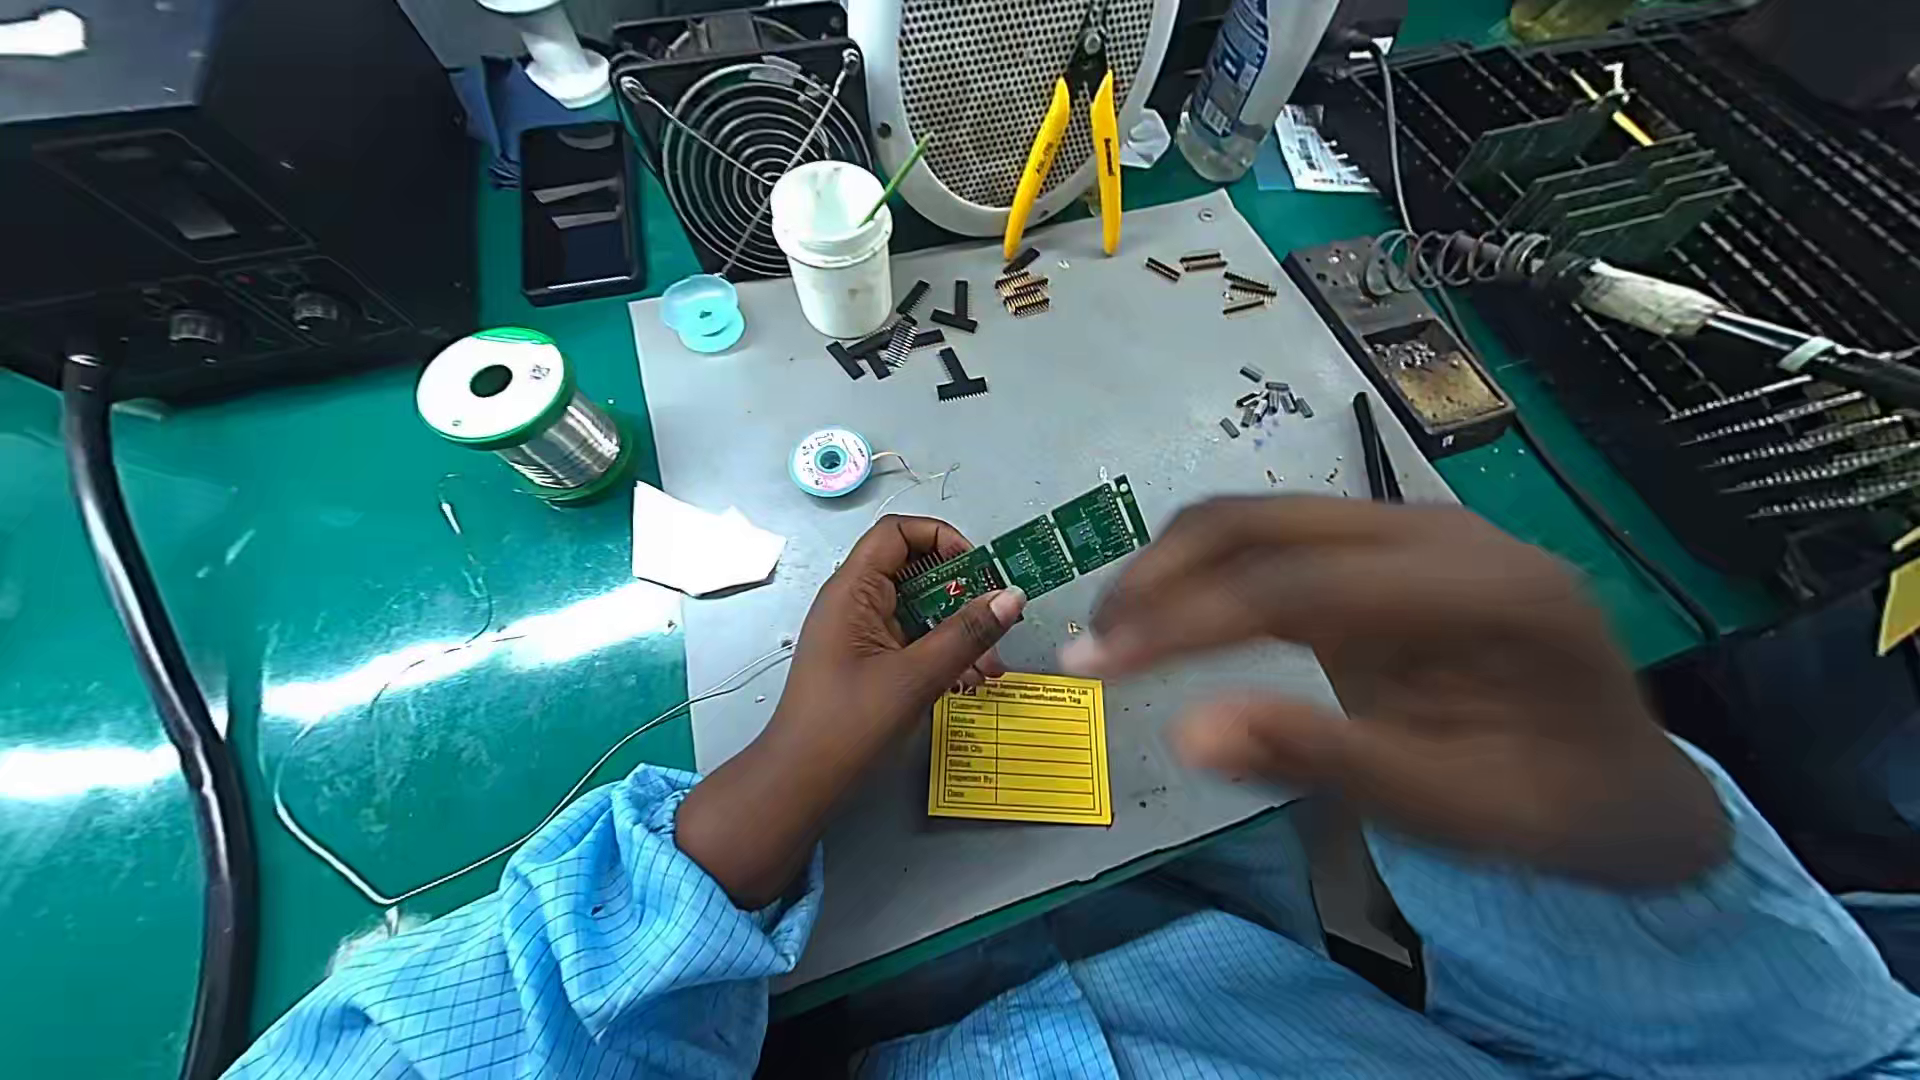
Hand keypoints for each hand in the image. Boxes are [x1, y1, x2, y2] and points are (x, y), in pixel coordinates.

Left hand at [771, 514, 1026, 755]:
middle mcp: (856, 602)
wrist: (801, 784)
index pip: (896, 533)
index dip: (940, 537)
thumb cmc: (847, 725)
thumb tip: (1010, 596)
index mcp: (853, 590)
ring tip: (990, 665)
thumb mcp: (916, 676)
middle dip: (961, 594)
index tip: (977, 568)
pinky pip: (915, 638)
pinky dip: (944, 651)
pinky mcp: (871, 658)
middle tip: (996, 618)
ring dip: (959, 630)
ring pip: (921, 609)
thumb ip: (967, 634)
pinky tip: (970, 678)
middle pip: (916, 571)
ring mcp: (863, 631)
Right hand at [1061, 496, 1727, 886]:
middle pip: (1256, 522)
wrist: (1619, 776)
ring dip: (1167, 563)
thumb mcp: (1450, 809)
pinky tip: (1169, 605)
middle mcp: (1432, 531)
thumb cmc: (1546, 804)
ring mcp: (1398, 524)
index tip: (1098, 662)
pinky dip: (1197, 564)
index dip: (1182, 621)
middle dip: (1157, 576)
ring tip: (1116, 623)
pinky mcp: (1368, 538)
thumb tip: (1186, 734)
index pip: (1291, 587)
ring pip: (1248, 514)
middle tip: (1095, 637)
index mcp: (1477, 592)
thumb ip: (1321, 760)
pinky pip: (1264, 531)